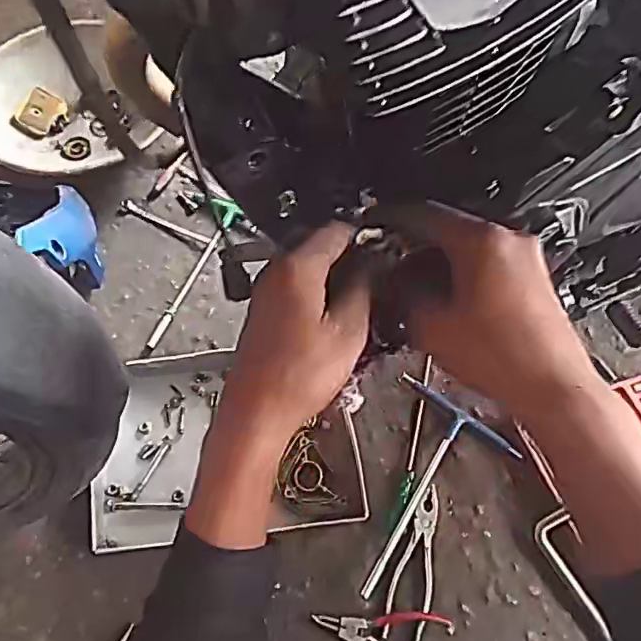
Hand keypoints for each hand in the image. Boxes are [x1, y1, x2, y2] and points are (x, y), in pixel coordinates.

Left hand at [220, 222, 373, 442]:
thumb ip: (363, 289)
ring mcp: (265, 293)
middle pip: (319, 246)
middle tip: (375, 278)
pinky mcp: (264, 313)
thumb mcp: (348, 332)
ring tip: (357, 304)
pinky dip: (316, 297)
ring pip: (307, 269)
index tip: (383, 247)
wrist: (257, 411)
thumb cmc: (294, 379)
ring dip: (333, 279)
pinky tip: (332, 322)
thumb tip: (372, 268)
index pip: (336, 229)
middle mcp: (275, 273)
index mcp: (297, 268)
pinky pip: (296, 291)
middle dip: (349, 258)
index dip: (366, 236)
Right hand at [393, 204, 600, 420]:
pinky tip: (447, 306)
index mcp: (483, 241)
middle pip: (449, 230)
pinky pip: (488, 267)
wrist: (551, 387)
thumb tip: (393, 280)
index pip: (425, 214)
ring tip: (416, 294)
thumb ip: (404, 292)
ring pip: (469, 250)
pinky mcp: (533, 282)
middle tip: (391, 270)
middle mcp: (509, 242)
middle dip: (415, 250)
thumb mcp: (432, 326)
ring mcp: (525, 261)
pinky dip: (463, 278)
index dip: (393, 219)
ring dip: (439, 266)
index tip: (377, 225)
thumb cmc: (504, 358)